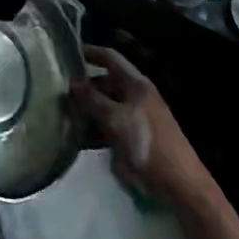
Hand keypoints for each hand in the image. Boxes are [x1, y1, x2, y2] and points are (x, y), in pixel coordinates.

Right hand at [71, 45, 206, 201]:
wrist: (180, 186)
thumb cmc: (148, 144)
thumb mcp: (115, 120)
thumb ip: (92, 99)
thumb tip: (72, 82)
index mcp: (136, 84)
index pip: (110, 57)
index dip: (89, 52)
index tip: (66, 52)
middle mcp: (137, 96)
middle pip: (105, 83)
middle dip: (83, 87)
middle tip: (58, 92)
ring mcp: (137, 118)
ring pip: (106, 107)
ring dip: (87, 111)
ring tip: (64, 117)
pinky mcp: (136, 139)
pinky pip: (110, 128)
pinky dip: (95, 130)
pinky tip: (78, 140)